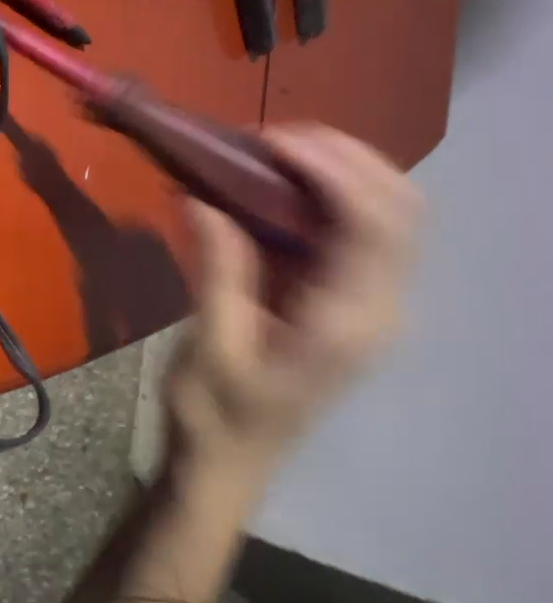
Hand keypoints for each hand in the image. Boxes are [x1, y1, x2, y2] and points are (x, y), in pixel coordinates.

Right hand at [164, 126, 421, 486]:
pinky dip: (324, 200)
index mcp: (350, 319)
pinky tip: (275, 191)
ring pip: (388, 216)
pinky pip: (356, 236)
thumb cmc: (215, 413)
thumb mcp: (209, 346)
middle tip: (267, 138)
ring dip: (340, 174)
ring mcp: (370, 305)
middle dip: (344, 159)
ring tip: (270, 154)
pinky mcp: (347, 305)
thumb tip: (203, 200)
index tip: (268, 140)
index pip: (372, 223)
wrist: (229, 463)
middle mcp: (379, 306)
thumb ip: (218, 271)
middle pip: (400, 208)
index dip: (330, 169)